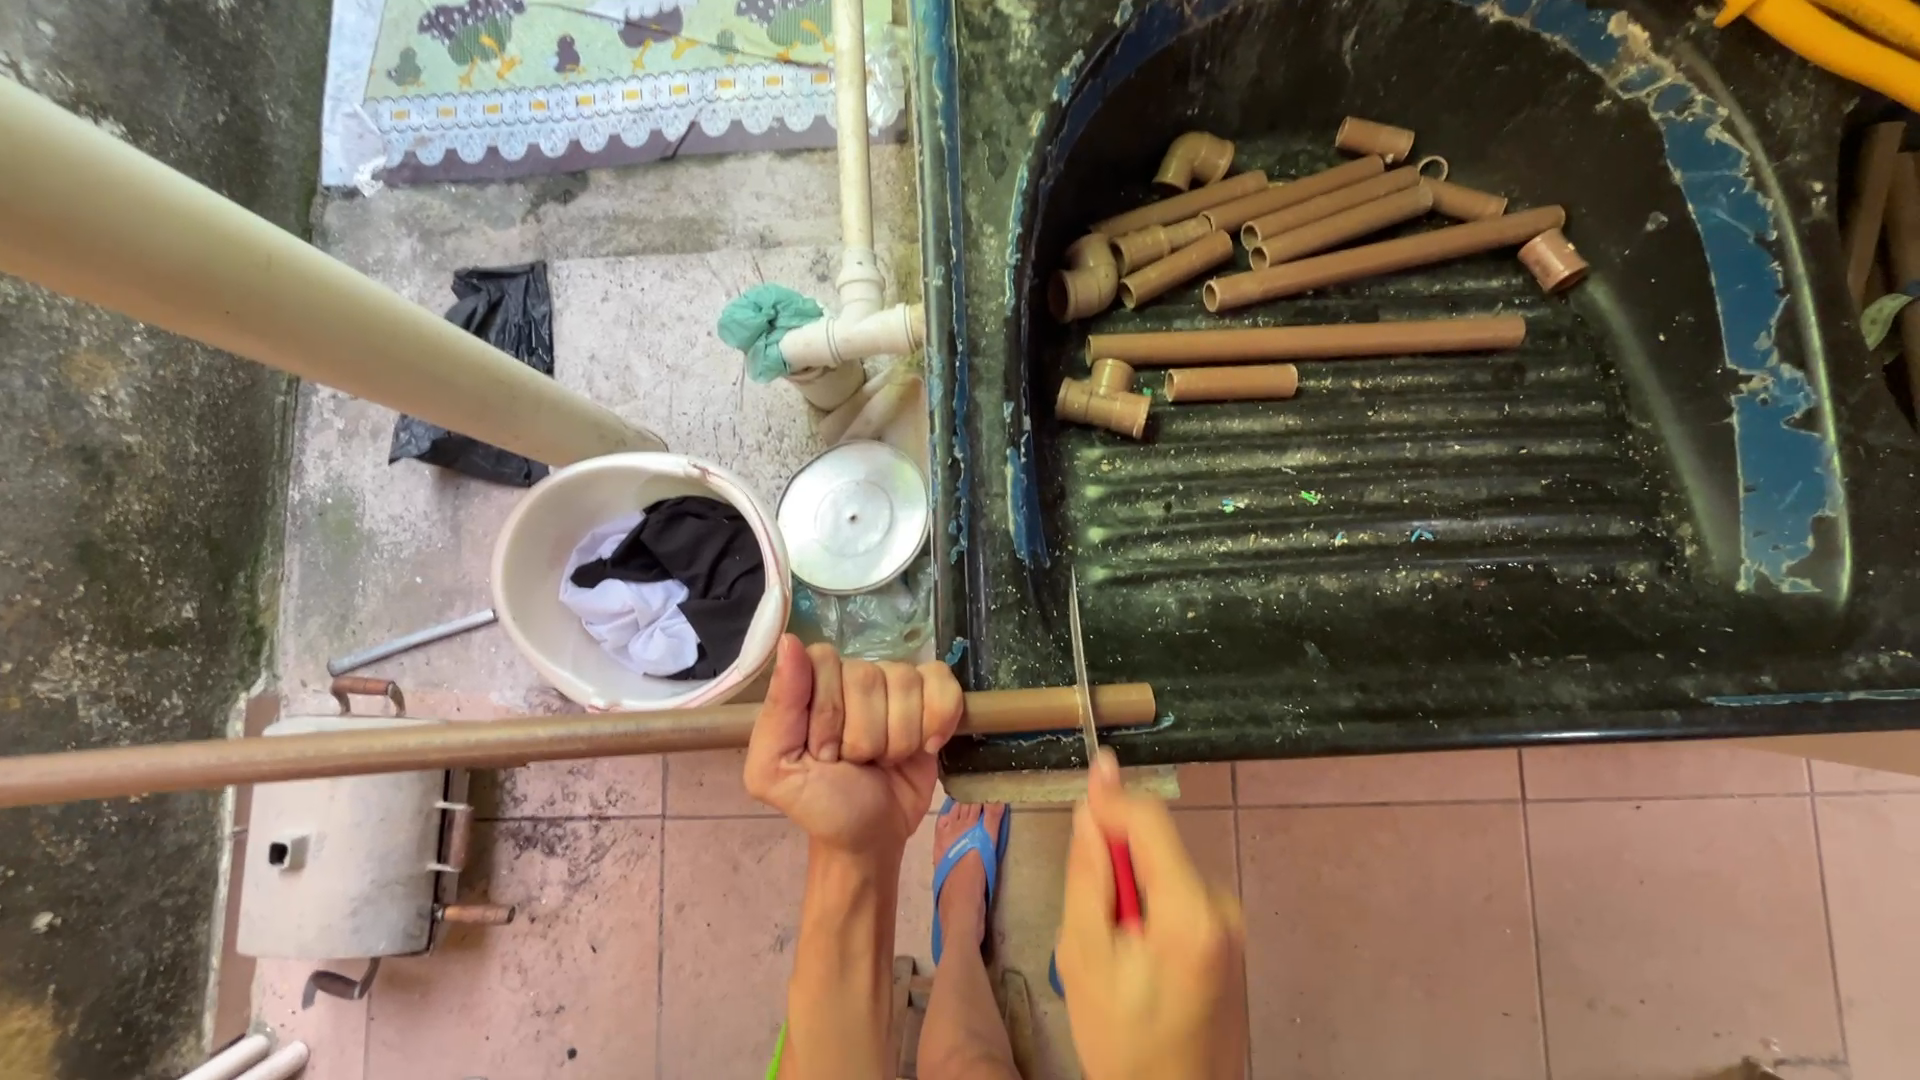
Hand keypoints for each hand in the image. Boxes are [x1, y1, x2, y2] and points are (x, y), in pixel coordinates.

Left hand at [744, 635, 965, 857]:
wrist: (873, 836)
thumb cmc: (822, 805)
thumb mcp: (775, 770)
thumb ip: (779, 708)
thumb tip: (790, 642)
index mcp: (810, 685)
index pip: (825, 661)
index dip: (828, 712)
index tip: (822, 753)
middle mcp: (853, 676)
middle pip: (868, 675)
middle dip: (864, 735)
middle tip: (856, 763)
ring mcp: (894, 685)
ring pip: (906, 682)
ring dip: (899, 737)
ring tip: (886, 762)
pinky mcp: (932, 698)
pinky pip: (943, 683)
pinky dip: (939, 719)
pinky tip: (927, 746)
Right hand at [1056, 750, 1248, 1079]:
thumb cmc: (1121, 1040)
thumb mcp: (1083, 955)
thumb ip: (1088, 874)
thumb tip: (1092, 808)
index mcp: (1189, 910)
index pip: (1150, 820)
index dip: (1114, 794)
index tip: (1089, 771)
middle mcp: (1222, 905)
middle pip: (1156, 844)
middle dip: (1115, 857)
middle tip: (1088, 908)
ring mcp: (1233, 921)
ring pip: (1164, 867)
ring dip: (1131, 884)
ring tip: (1112, 942)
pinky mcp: (1231, 934)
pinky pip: (1178, 892)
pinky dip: (1151, 904)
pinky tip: (1137, 952)